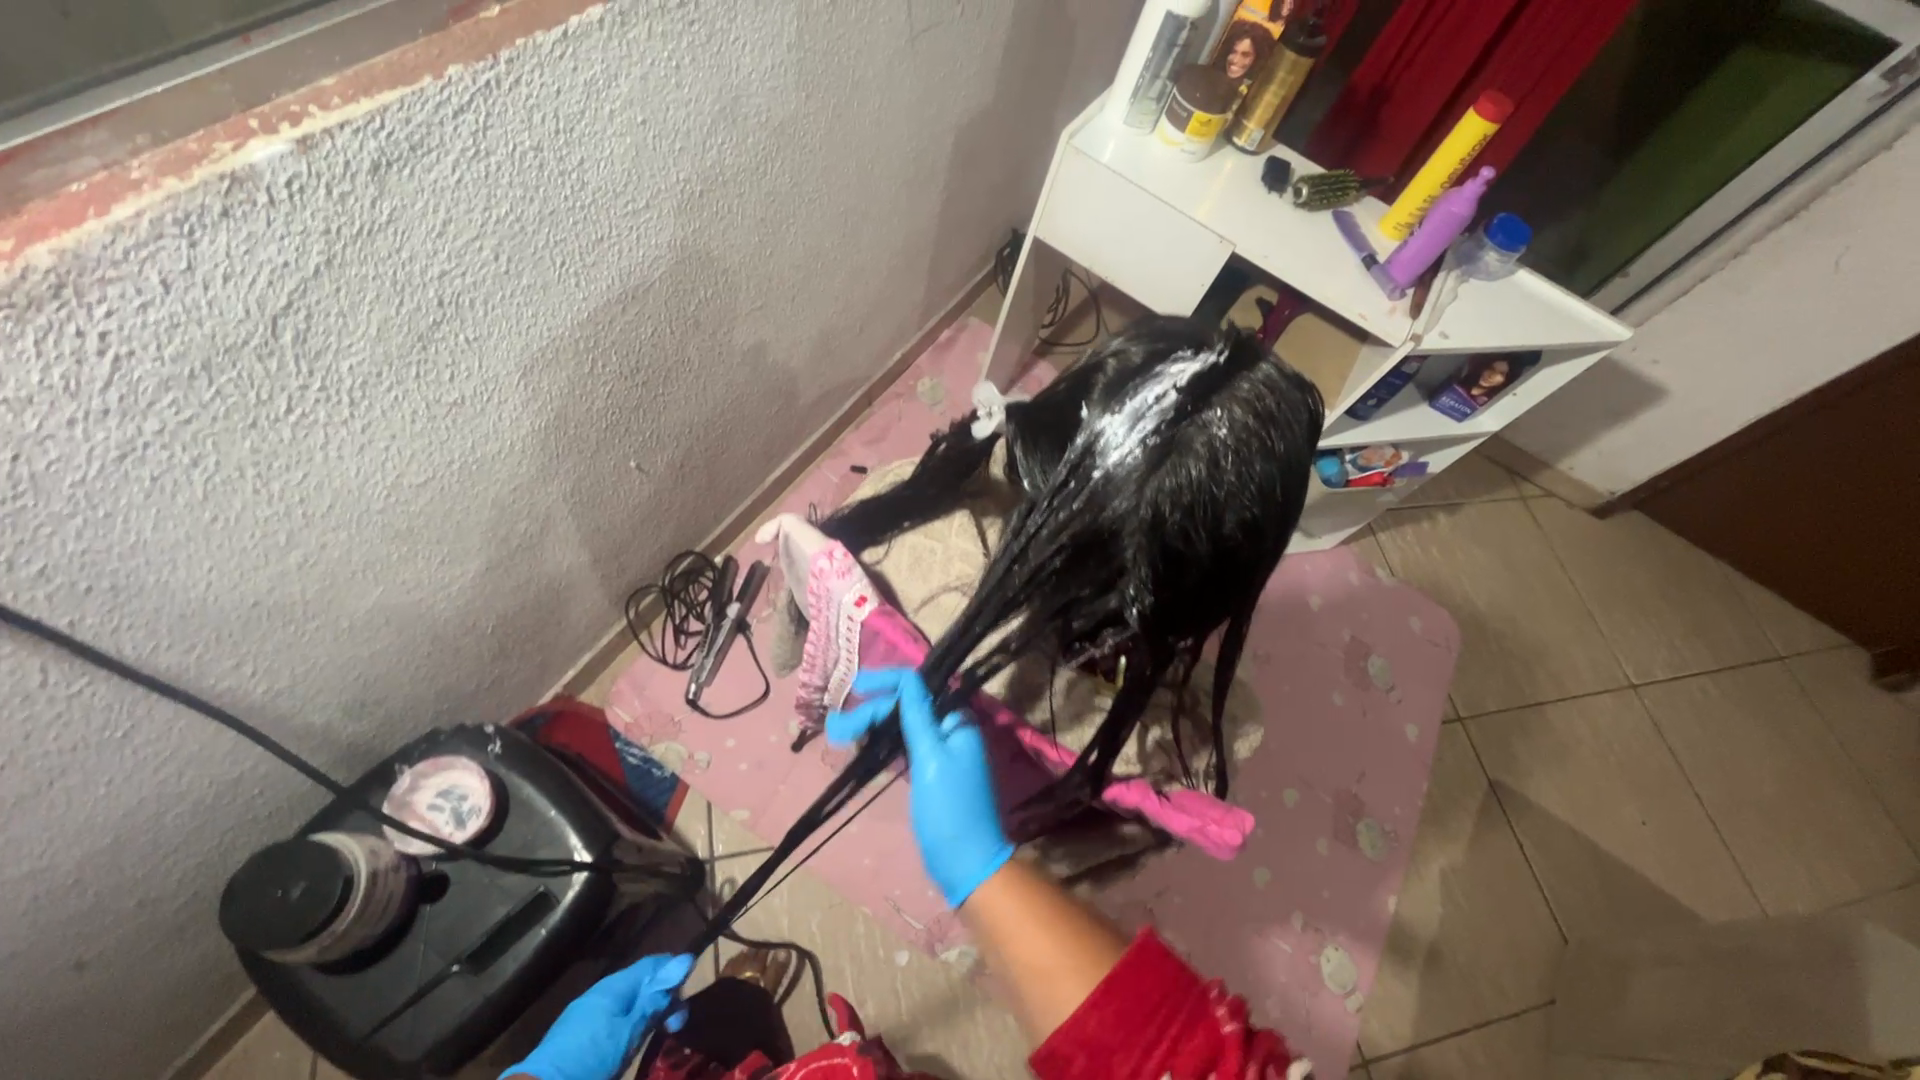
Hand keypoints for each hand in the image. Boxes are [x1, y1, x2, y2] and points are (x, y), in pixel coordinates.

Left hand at [501, 953, 693, 1079]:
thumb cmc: (592, 1059)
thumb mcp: (631, 1033)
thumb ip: (655, 1001)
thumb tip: (682, 964)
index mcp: (616, 985)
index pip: (652, 963)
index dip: (674, 971)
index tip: (688, 993)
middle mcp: (601, 990)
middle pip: (640, 982)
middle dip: (662, 997)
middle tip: (675, 1025)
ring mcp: (586, 1009)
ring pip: (626, 1000)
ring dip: (646, 1011)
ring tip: (655, 1034)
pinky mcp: (577, 1028)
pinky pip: (612, 1014)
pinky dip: (628, 1022)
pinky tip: (630, 1041)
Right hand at [827, 668, 1013, 906]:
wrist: (965, 862)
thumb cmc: (949, 809)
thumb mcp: (931, 758)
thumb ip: (918, 716)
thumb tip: (909, 678)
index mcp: (957, 721)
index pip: (919, 687)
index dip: (887, 682)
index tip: (855, 687)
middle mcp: (950, 730)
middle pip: (906, 708)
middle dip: (871, 712)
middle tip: (835, 728)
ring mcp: (940, 751)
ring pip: (901, 727)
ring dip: (872, 727)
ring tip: (839, 735)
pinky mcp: (929, 772)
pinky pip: (903, 747)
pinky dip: (882, 746)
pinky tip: (859, 748)